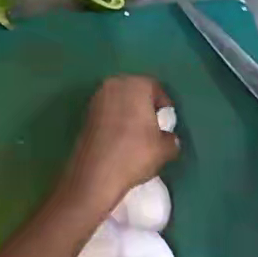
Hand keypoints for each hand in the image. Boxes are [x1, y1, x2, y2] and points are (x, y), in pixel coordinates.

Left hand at [59, 75, 179, 217]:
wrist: (96, 172)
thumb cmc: (135, 153)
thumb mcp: (165, 149)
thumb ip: (171, 139)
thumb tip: (169, 139)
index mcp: (136, 85)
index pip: (155, 87)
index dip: (164, 104)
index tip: (166, 122)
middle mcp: (115, 84)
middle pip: (135, 89)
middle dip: (145, 104)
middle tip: (153, 125)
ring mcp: (97, 97)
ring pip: (119, 99)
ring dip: (128, 111)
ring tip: (136, 133)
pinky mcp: (86, 112)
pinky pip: (107, 110)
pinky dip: (114, 118)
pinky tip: (119, 137)